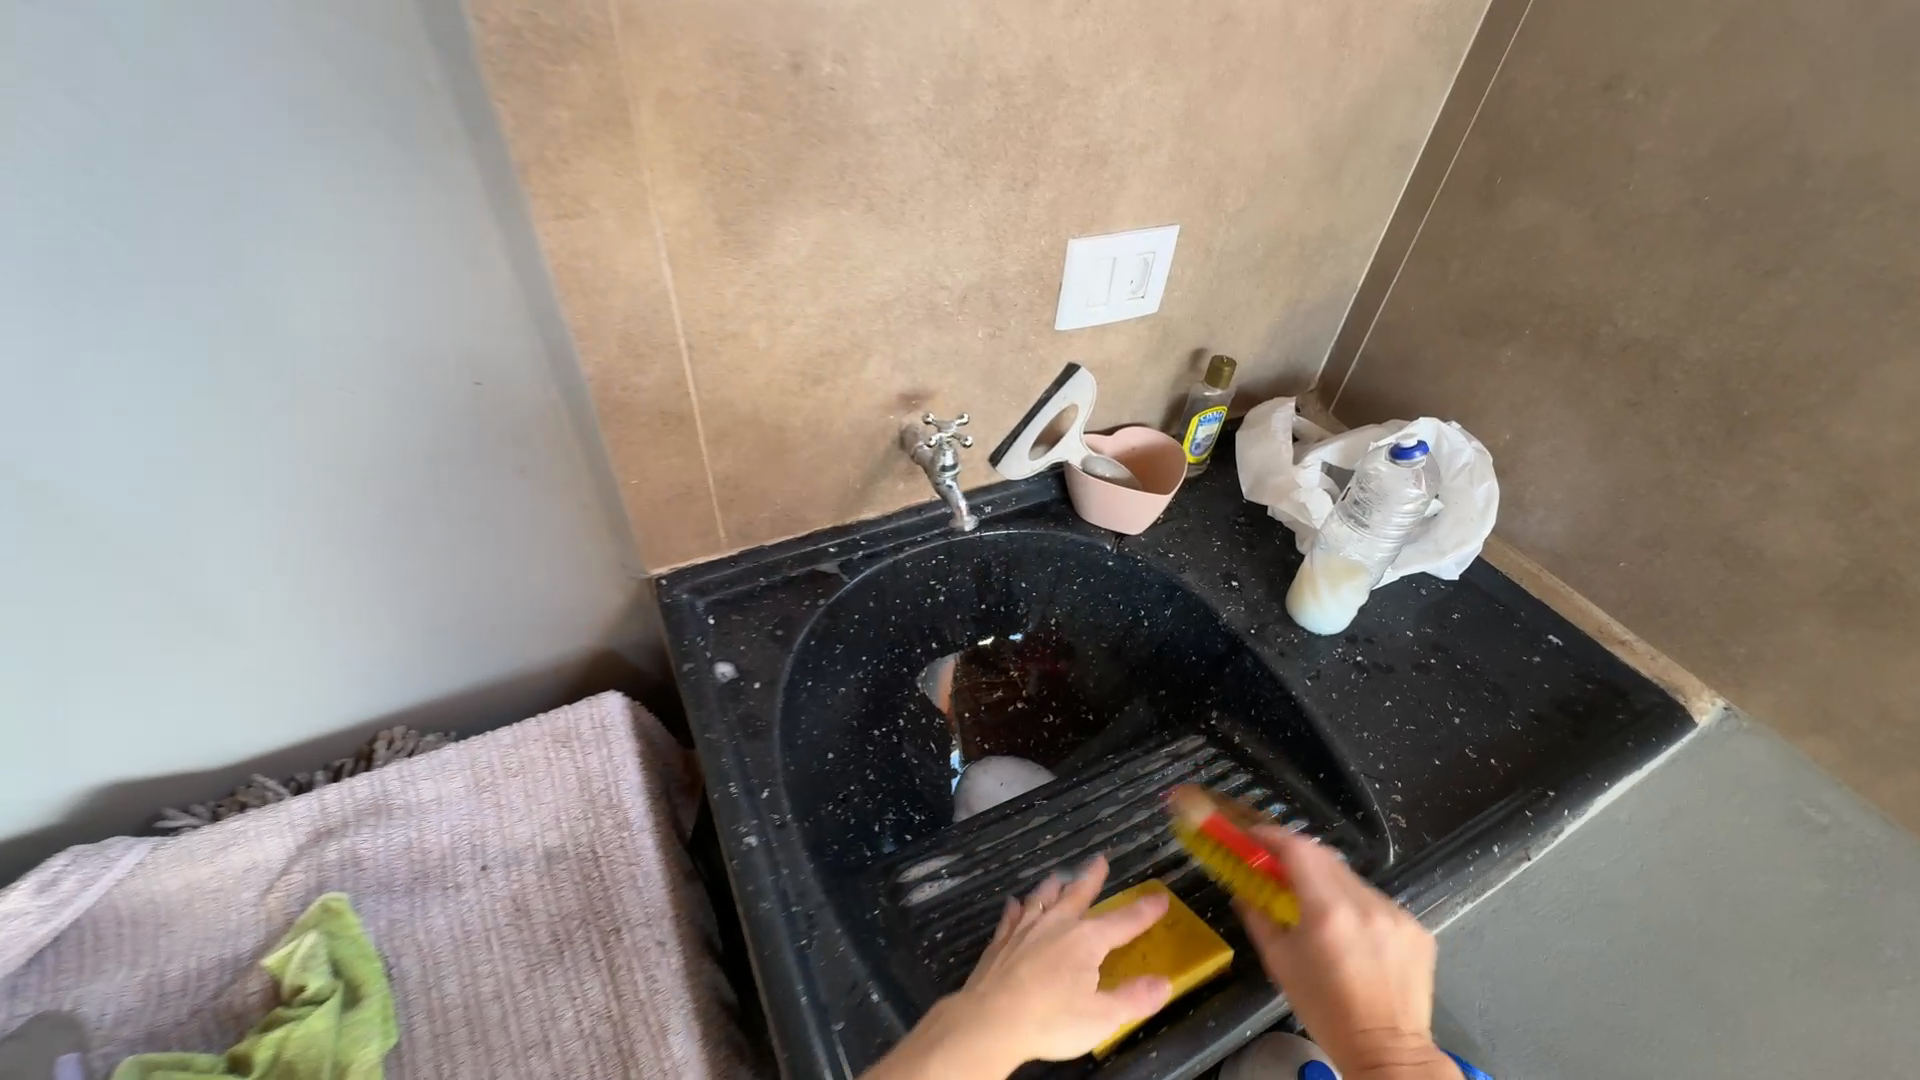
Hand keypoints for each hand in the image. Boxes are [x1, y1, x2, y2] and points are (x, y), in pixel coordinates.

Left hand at [862, 854, 1172, 1079]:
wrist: (991, 1020)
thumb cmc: (1051, 1020)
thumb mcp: (1102, 1017)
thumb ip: (1134, 998)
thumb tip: (1164, 982)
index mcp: (1086, 940)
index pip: (1123, 922)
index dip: (1144, 911)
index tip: (1160, 897)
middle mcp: (1056, 924)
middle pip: (1078, 895)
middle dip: (1092, 878)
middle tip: (1099, 859)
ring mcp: (1025, 929)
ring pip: (1042, 899)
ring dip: (1052, 887)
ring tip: (1057, 876)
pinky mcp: (1001, 940)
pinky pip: (1011, 916)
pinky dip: (1016, 908)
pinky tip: (1014, 902)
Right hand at [1237, 827, 1454, 1079]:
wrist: (1389, 1053)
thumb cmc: (1325, 1010)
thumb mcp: (1279, 962)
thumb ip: (1257, 916)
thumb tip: (1243, 890)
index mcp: (1327, 911)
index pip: (1297, 849)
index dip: (1272, 836)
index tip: (1254, 837)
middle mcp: (1364, 904)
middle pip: (1324, 857)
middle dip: (1296, 856)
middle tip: (1277, 867)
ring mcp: (1395, 914)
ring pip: (1351, 879)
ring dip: (1328, 882)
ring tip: (1316, 906)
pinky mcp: (1416, 927)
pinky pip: (1376, 900)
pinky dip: (1356, 905)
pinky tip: (1352, 931)